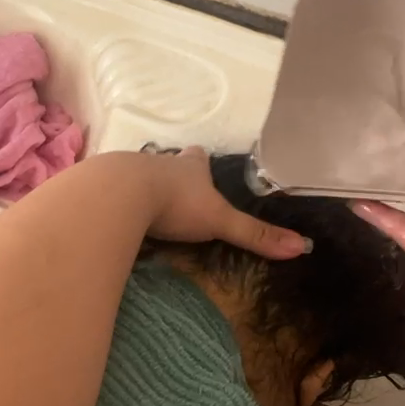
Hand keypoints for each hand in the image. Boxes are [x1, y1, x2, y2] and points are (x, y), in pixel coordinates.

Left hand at [124, 147, 309, 258]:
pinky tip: (115, 217)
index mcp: (189, 167)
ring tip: (143, 207)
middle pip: (167, 165)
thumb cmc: (176, 202)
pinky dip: (116, 204)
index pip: (198, 157)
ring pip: (138, 176)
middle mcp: (159, 163)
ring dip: (142, 190)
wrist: (120, 194)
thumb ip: (254, 235)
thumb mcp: (219, 221)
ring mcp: (127, 173)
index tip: (202, 165)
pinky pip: (111, 194)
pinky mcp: (103, 188)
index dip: (200, 163)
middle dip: (171, 176)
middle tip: (174, 193)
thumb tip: (301, 247)